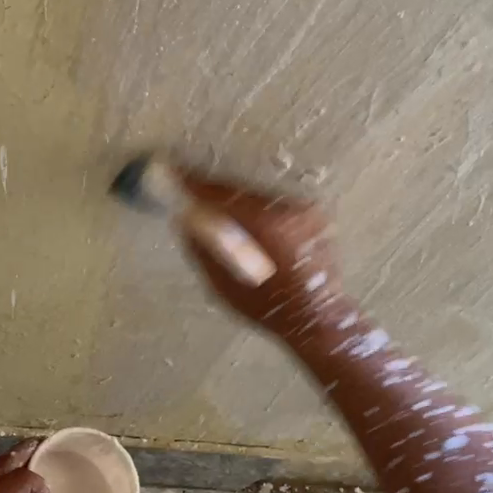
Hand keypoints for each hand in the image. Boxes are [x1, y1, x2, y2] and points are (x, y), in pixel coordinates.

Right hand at [178, 170, 355, 344]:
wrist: (318, 320)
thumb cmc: (267, 309)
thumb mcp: (223, 285)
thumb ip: (203, 248)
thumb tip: (184, 220)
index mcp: (266, 224)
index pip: (222, 194)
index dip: (195, 183)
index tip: (174, 172)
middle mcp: (289, 210)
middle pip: (242, 190)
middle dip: (215, 191)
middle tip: (191, 189)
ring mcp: (305, 211)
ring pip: (259, 196)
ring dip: (236, 201)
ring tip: (216, 207)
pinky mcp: (314, 217)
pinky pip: (275, 205)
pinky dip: (256, 209)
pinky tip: (245, 220)